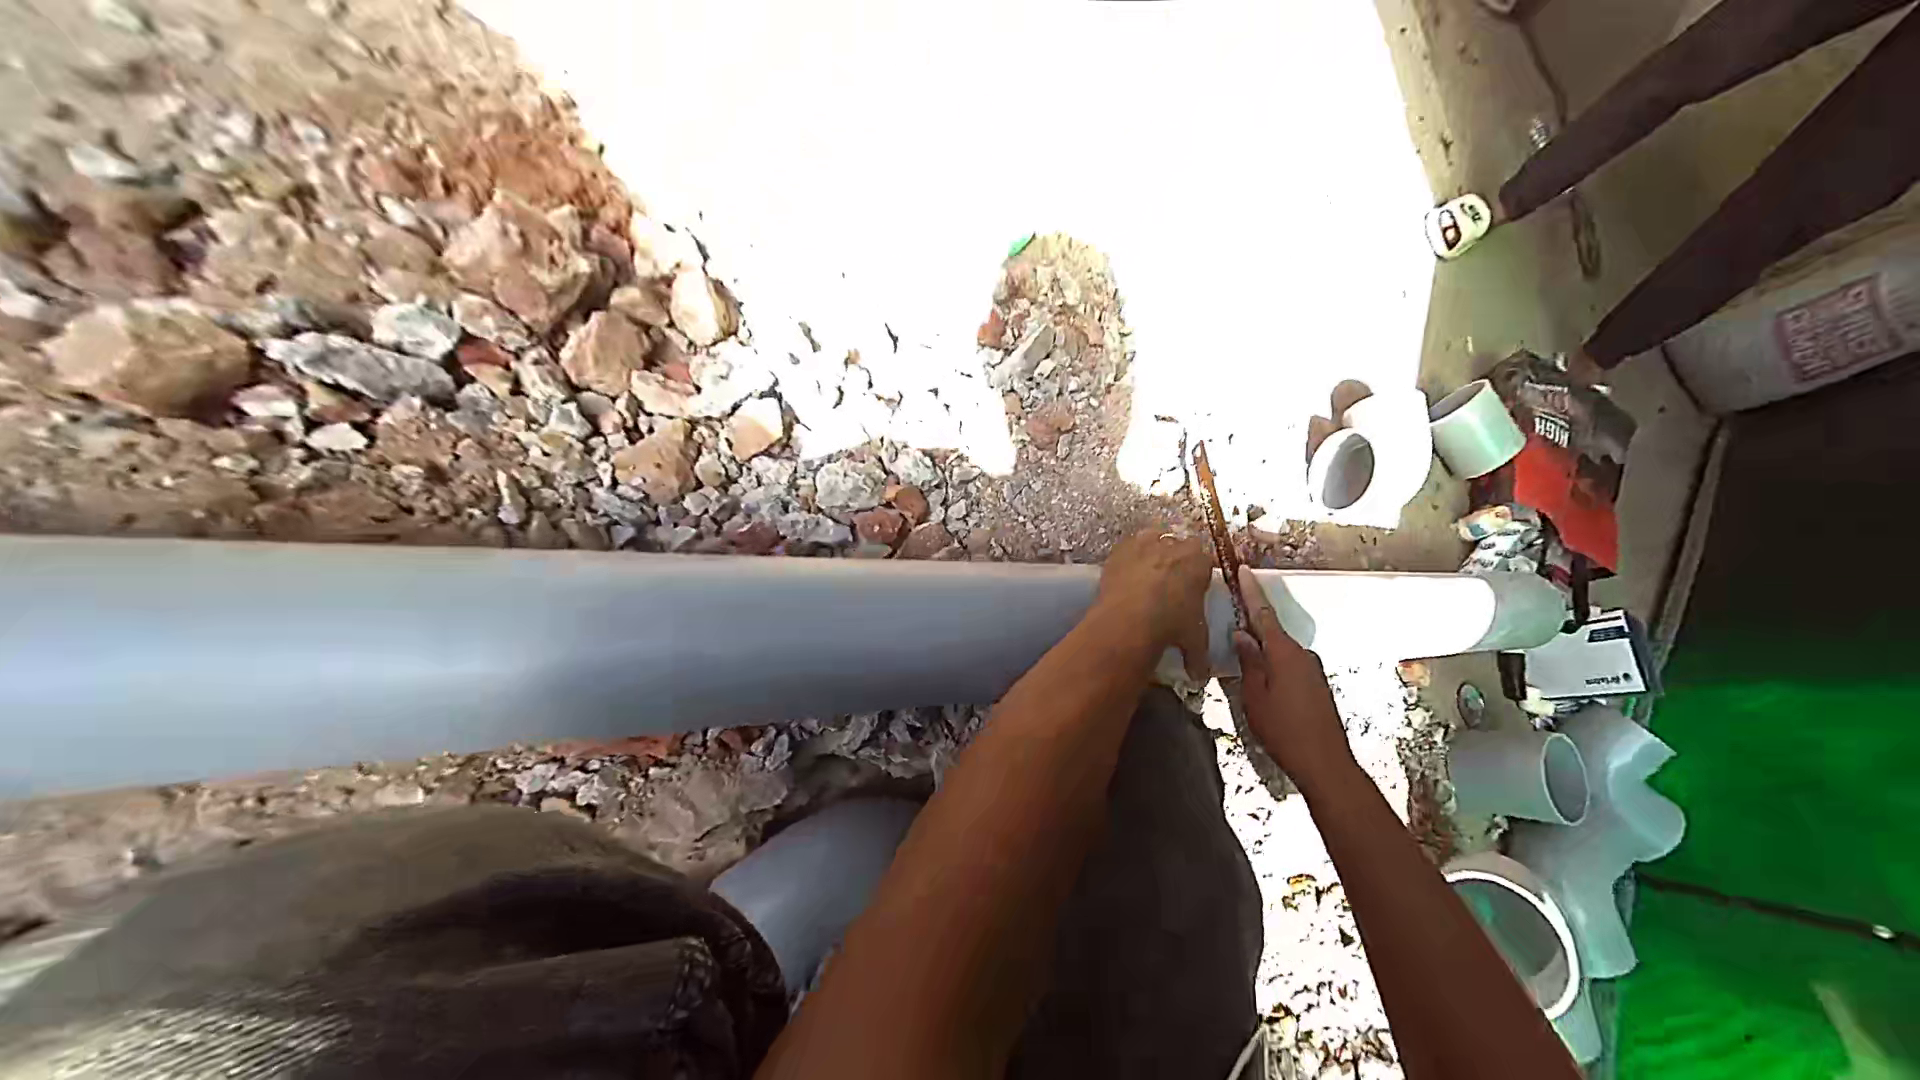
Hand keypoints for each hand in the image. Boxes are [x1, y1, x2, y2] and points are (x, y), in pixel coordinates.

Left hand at [1095, 528, 1213, 680]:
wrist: (1130, 617)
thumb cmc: (1171, 623)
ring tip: (1147, 574)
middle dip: (1177, 559)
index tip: (1192, 585)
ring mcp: (1145, 543)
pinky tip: (1126, 573)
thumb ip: (1199, 656)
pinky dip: (1129, 556)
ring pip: (1154, 539)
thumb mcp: (1193, 638)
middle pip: (1180, 546)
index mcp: (1200, 561)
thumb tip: (1200, 677)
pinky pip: (1128, 546)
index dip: (1198, 572)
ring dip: (1153, 552)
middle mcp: (1175, 545)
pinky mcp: (1120, 548)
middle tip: (1169, 581)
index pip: (1205, 559)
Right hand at [1230, 565, 1357, 783]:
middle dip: (1251, 620)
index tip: (1243, 570)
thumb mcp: (1255, 695)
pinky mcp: (1314, 684)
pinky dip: (1271, 659)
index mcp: (1284, 653)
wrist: (1325, 763)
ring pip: (1279, 648)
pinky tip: (1258, 670)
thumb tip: (1242, 634)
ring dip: (1260, 644)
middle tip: (1230, 610)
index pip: (1263, 614)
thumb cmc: (1283, 729)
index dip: (1251, 591)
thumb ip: (1249, 662)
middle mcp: (1301, 654)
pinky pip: (1287, 661)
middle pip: (1271, 630)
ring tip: (1238, 647)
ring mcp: (1311, 669)